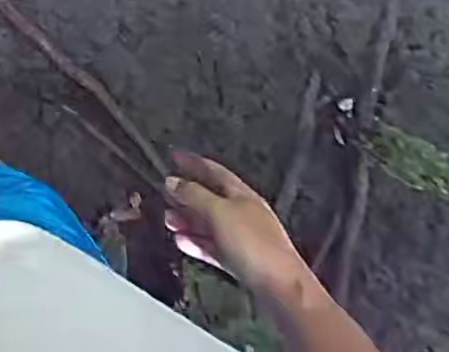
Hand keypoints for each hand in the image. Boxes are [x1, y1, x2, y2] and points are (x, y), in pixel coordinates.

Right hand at [163, 149, 310, 300]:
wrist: (283, 293)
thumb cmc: (253, 244)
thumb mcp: (218, 211)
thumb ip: (193, 194)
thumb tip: (172, 181)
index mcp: (242, 195)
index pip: (213, 171)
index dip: (192, 162)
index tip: (173, 156)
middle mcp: (243, 213)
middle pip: (210, 197)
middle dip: (186, 195)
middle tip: (165, 193)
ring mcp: (243, 239)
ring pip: (209, 224)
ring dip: (188, 220)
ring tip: (168, 220)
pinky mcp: (240, 262)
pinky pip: (213, 247)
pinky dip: (197, 243)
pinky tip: (182, 242)